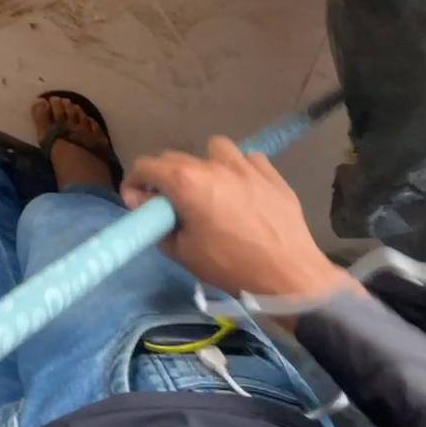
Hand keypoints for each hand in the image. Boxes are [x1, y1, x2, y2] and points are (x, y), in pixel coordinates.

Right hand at [123, 136, 359, 302]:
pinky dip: (240, 169)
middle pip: (173, 157)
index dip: (134, 182)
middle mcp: (210, 166)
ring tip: (210, 185)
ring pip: (214, 148)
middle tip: (170, 202)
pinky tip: (242, 188)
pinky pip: (249, 160)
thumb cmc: (230, 265)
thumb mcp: (181, 251)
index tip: (136, 201)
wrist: (291, 278)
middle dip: (164, 176)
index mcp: (184, 181)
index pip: (144, 166)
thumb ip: (156, 223)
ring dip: (204, 163)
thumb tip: (143, 204)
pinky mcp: (272, 176)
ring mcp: (244, 167)